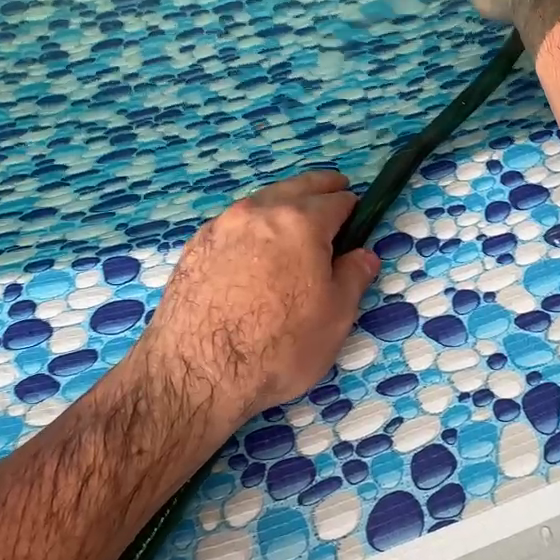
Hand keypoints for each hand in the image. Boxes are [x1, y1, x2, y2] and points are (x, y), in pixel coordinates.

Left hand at [133, 171, 380, 425]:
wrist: (195, 372)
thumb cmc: (277, 346)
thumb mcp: (334, 318)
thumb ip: (353, 277)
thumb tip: (364, 254)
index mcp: (300, 221)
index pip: (336, 201)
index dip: (352, 207)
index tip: (358, 215)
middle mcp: (260, 210)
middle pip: (297, 187)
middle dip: (320, 188)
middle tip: (334, 190)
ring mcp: (223, 224)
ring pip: (263, 200)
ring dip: (284, 202)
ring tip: (294, 219)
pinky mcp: (196, 245)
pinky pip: (235, 221)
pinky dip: (254, 224)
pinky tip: (255, 247)